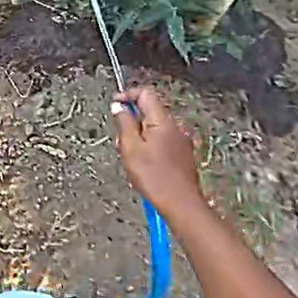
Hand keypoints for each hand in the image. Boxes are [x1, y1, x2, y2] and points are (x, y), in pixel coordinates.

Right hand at [112, 86, 206, 217]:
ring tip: (133, 158)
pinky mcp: (182, 154)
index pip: (145, 93)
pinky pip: (162, 141)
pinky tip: (144, 165)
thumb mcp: (130, 147)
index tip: (115, 105)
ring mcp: (180, 140)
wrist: (180, 204)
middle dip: (132, 122)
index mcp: (162, 121)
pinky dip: (150, 146)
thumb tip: (118, 106)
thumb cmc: (155, 178)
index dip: (127, 96)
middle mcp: (175, 127)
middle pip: (149, 112)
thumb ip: (123, 123)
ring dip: (140, 136)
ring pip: (154, 128)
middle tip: (122, 141)